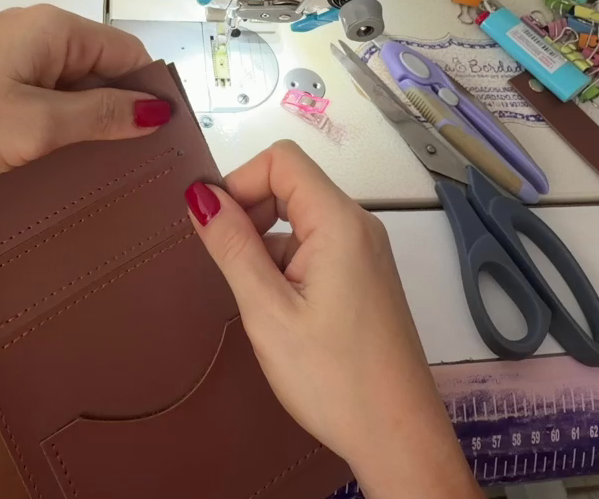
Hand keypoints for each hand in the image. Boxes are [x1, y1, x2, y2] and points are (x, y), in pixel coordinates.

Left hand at [0, 5, 171, 218]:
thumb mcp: (35, 125)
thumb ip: (102, 114)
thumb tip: (158, 109)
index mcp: (54, 28)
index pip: (128, 53)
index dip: (150, 94)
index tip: (164, 144)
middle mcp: (32, 30)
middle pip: (99, 67)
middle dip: (118, 111)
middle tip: (135, 167)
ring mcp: (1, 53)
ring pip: (66, 85)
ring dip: (83, 121)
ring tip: (97, 169)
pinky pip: (34, 95)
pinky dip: (50, 123)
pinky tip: (51, 158)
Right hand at [187, 142, 479, 498]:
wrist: (398, 439)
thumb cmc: (333, 378)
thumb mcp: (268, 312)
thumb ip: (233, 247)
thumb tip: (200, 197)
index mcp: (339, 221)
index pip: (281, 160)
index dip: (241, 181)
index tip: (215, 226)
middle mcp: (357, 224)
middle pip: (291, 183)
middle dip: (251, 211)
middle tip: (230, 265)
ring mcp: (364, 249)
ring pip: (301, 215)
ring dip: (267, 241)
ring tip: (257, 297)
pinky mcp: (364, 273)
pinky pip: (316, 243)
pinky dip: (287, 260)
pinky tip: (280, 308)